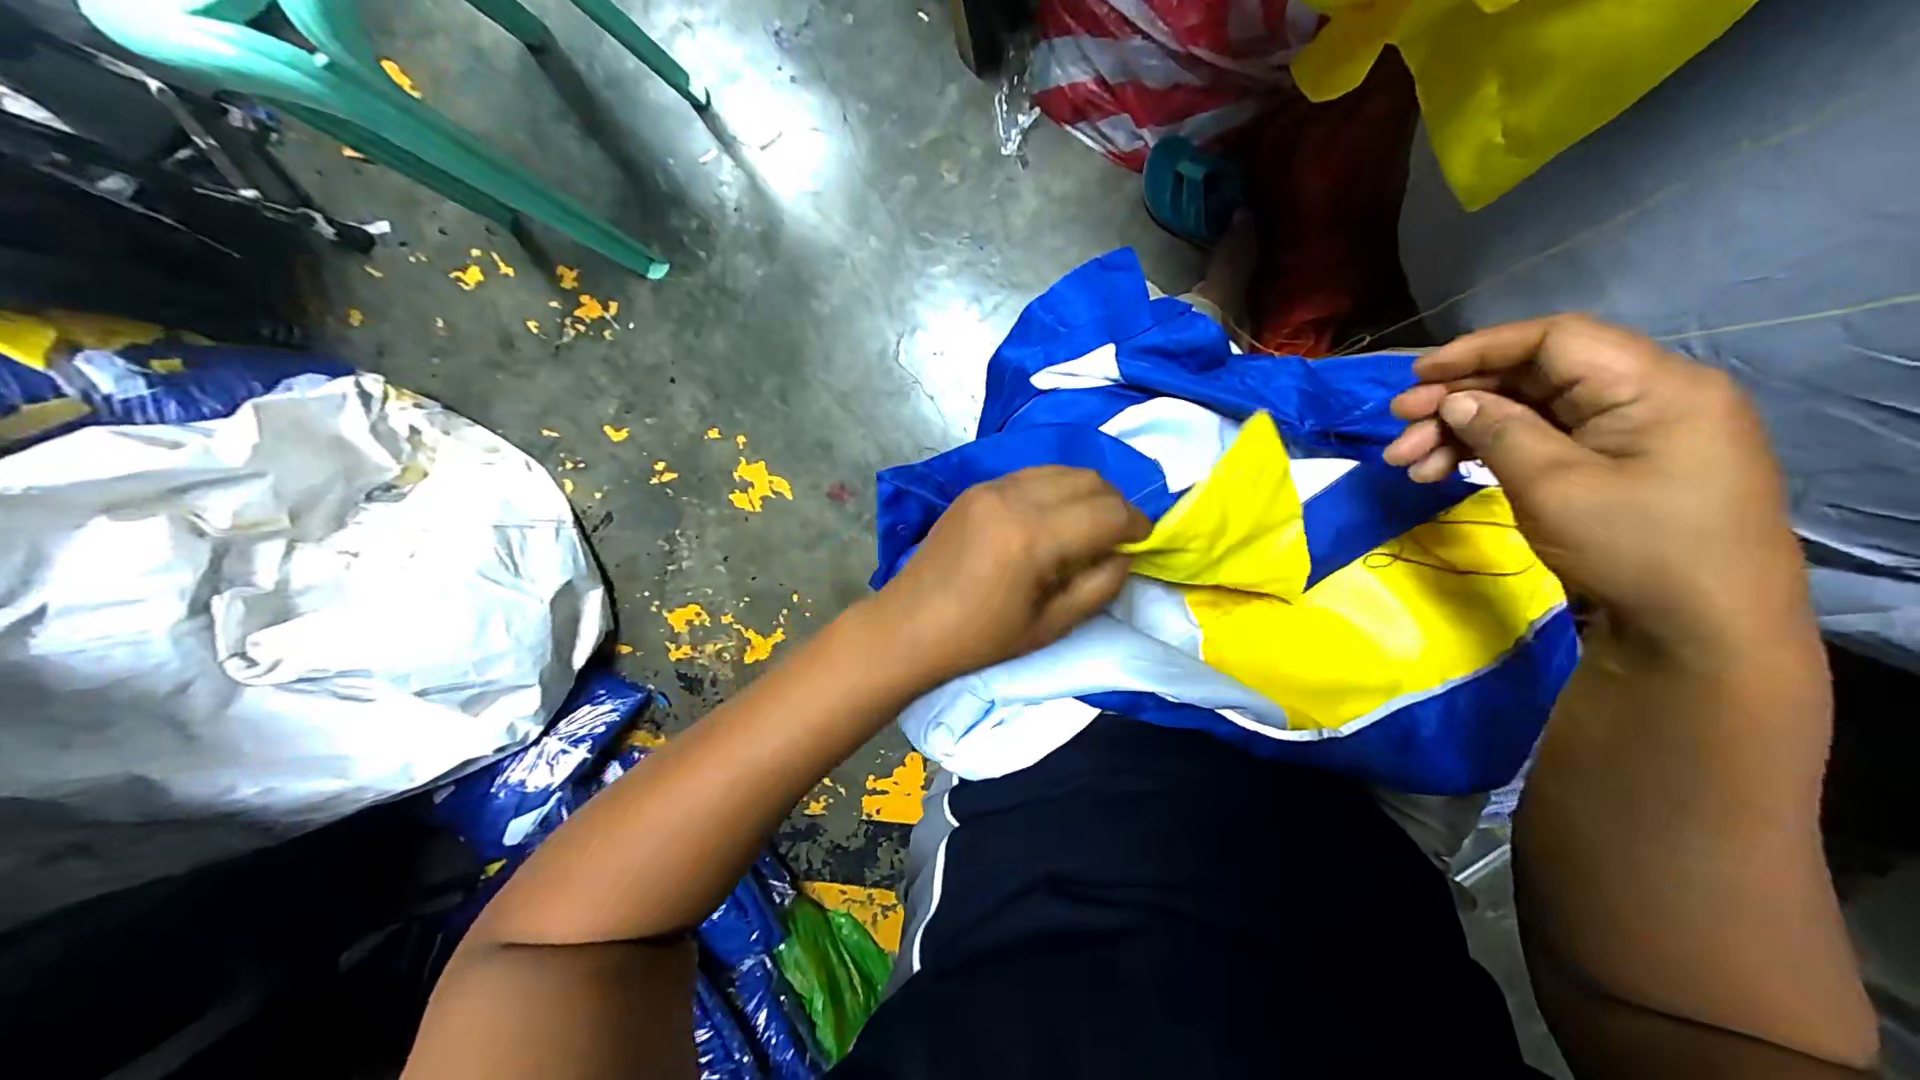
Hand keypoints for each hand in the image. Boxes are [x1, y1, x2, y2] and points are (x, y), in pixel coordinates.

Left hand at [865, 466, 1151, 683]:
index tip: (1144, 542)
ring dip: (1087, 493)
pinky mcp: (975, 488)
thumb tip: (1124, 555)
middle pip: (1090, 480)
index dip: (1137, 525)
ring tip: (1089, 526)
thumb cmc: (980, 638)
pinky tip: (1052, 518)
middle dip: (1116, 505)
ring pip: (1062, 470)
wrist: (908, 626)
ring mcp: (990, 487)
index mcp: (1033, 537)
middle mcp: (1013, 498)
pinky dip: (1056, 489)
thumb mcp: (1051, 625)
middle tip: (1120, 537)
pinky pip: (1032, 475)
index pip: (1108, 512)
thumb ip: (1099, 586)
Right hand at [1383, 315, 1808, 657]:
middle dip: (1458, 400)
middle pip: (1534, 377)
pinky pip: (1544, 441)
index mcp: (1653, 386)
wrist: (1705, 631)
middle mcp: (1647, 396)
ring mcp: (1632, 433)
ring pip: (1529, 411)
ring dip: (1463, 432)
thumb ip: (1500, 432)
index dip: (1479, 350)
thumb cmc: (1636, 549)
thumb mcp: (1554, 487)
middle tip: (1399, 425)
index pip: (1555, 339)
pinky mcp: (1617, 465)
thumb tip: (1455, 401)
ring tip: (1408, 463)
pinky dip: (1490, 453)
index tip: (1418, 378)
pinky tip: (1442, 473)